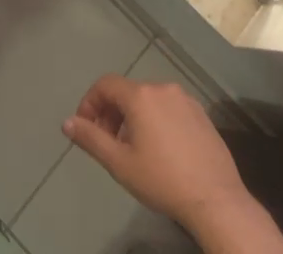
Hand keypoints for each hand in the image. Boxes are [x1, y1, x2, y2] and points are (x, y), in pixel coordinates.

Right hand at [63, 75, 252, 229]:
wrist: (215, 199)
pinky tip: (160, 150)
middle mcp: (163, 89)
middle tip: (107, 143)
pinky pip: (169, 108)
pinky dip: (156, 120)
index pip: (105, 85)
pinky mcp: (202, 115)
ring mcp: (186, 100)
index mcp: (141, 96)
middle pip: (127, 92)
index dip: (90, 103)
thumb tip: (67, 122)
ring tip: (133, 148)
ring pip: (149, 100)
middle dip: (111, 113)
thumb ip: (90, 138)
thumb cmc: (161, 179)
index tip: (86, 128)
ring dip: (133, 117)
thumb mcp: (119, 162)